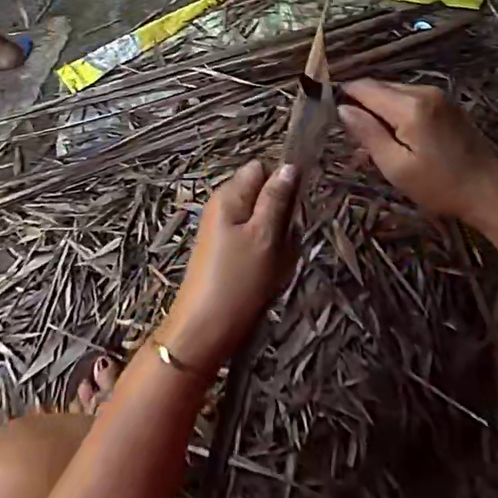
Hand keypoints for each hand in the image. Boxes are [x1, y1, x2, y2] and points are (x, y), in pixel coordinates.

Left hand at [156, 160, 296, 374]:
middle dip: (280, 215)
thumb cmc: (236, 281)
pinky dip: (267, 255)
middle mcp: (222, 206)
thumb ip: (276, 199)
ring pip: (263, 222)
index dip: (281, 182)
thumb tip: (289, 165)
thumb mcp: (264, 236)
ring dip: (277, 239)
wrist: (203, 332)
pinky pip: (255, 242)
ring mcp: (223, 230)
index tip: (294, 209)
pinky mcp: (226, 253)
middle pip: (263, 195)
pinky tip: (268, 275)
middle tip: (285, 241)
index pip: (261, 167)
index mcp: (228, 194)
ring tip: (278, 262)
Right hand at [338, 79, 497, 220]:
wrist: (491, 191)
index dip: (345, 96)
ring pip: (394, 92)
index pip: (364, 87)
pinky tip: (398, 137)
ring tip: (376, 140)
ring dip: (379, 109)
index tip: (331, 114)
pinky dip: (397, 111)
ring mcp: (437, 95)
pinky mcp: (445, 103)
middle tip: (353, 135)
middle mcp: (423, 91)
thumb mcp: (396, 167)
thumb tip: (343, 108)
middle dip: (362, 105)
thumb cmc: (440, 186)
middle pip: (379, 86)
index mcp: (409, 106)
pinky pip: (410, 98)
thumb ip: (368, 134)